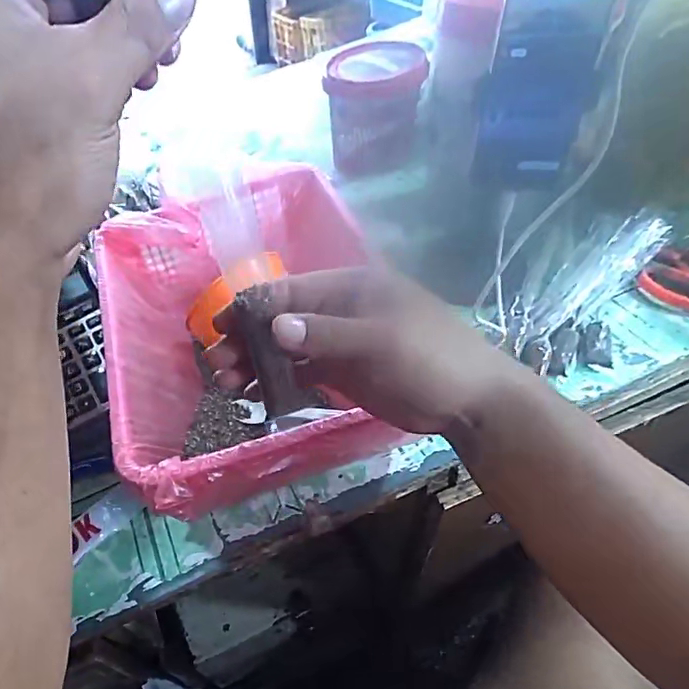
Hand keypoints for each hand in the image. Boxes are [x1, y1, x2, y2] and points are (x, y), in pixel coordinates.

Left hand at [0, 0, 194, 272]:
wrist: (4, 249)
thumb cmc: (39, 162)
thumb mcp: (96, 80)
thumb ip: (141, 22)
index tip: (183, 2)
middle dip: (128, 10)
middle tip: (172, 49)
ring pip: (68, 22)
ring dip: (119, 43)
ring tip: (153, 75)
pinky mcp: (4, 91)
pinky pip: (59, 59)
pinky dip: (98, 69)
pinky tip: (125, 91)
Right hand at [205, 270, 529, 435]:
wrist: (469, 400)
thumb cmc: (428, 359)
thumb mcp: (378, 343)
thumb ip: (325, 335)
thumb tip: (274, 327)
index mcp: (348, 288)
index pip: (288, 291)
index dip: (251, 309)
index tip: (218, 331)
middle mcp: (338, 310)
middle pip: (281, 320)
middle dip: (248, 340)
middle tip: (219, 367)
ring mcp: (340, 341)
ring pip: (288, 347)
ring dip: (258, 363)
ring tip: (230, 386)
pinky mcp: (345, 371)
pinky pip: (303, 370)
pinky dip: (280, 380)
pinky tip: (257, 394)